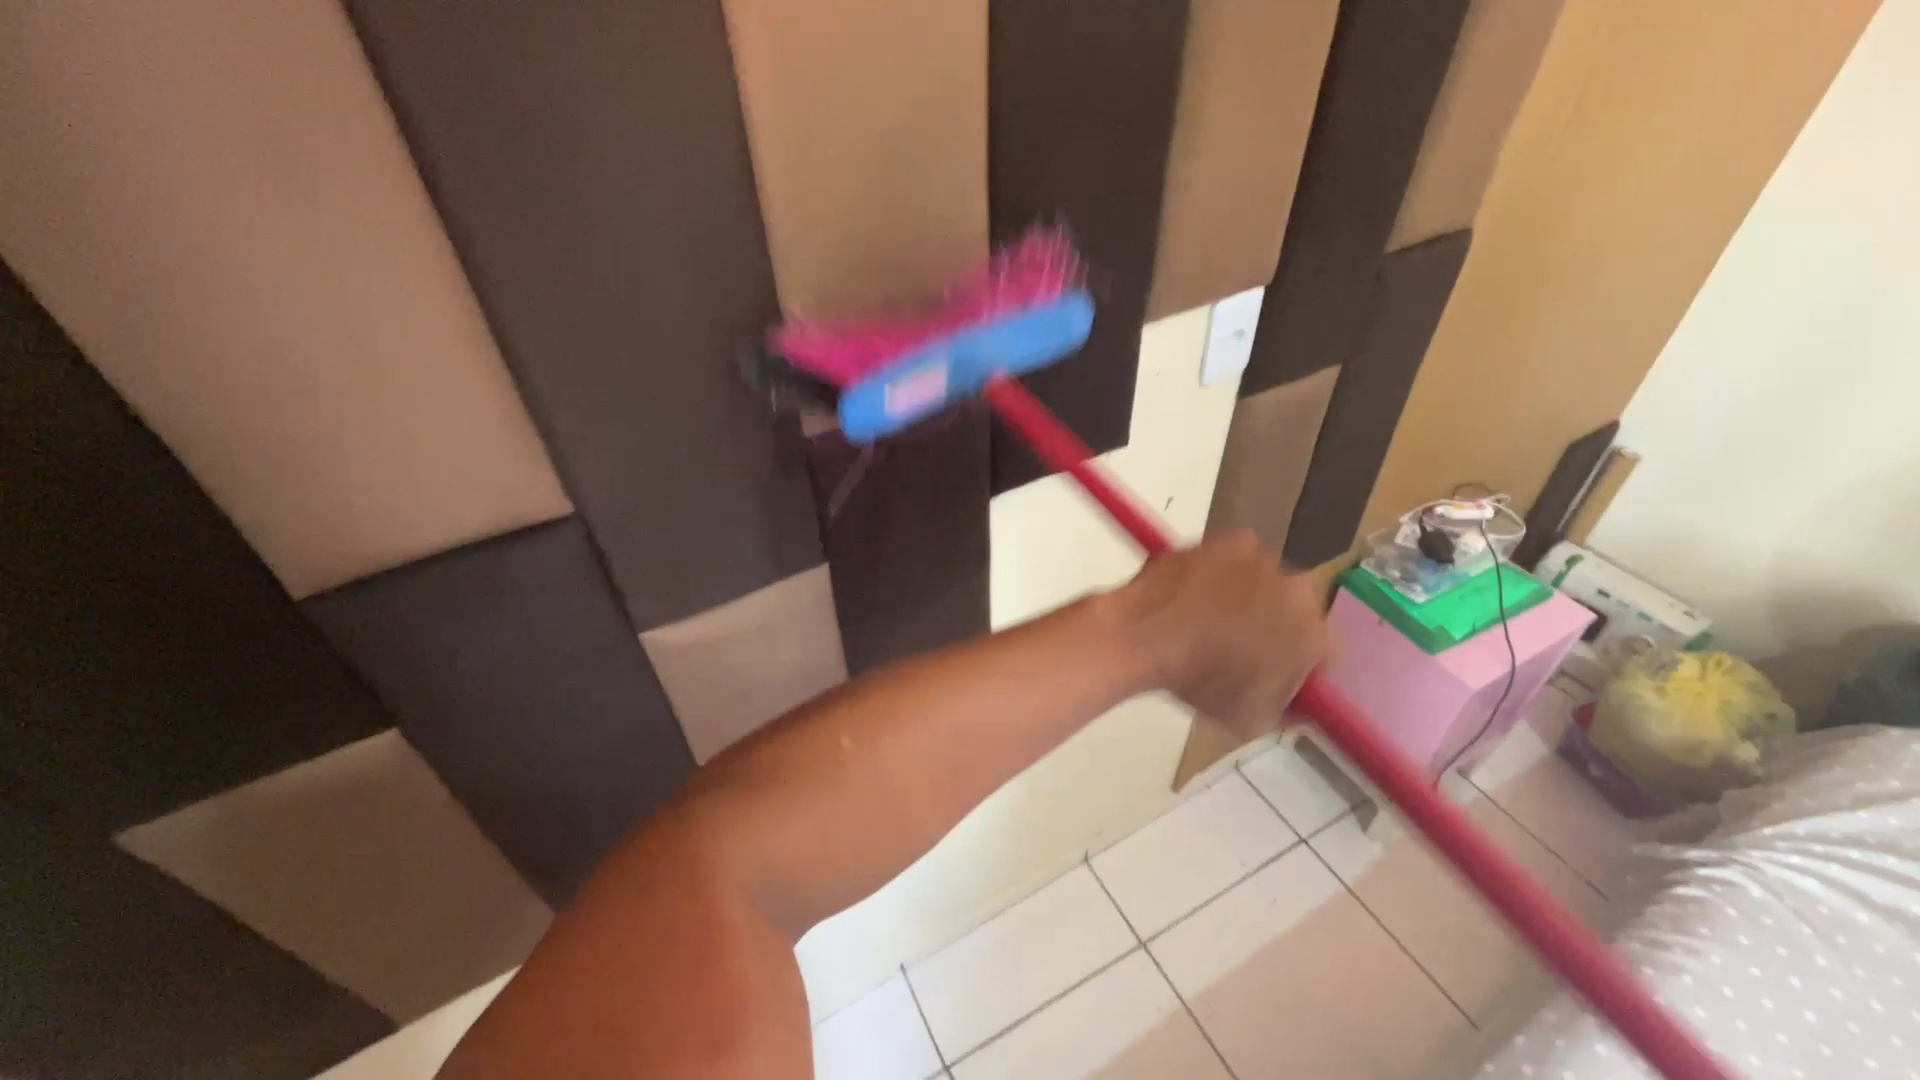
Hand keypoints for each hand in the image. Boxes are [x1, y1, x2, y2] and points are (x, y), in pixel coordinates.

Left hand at [1108, 530, 1327, 737]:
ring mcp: (1259, 557)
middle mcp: (1297, 586)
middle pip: (1295, 609)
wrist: (1145, 634)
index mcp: (1313, 632)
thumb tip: (1294, 701)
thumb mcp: (1252, 717)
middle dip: (1275, 625)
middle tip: (1241, 647)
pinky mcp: (1223, 539)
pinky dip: (1217, 573)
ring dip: (1247, 596)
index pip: (1323, 651)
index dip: (1302, 666)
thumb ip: (1285, 705)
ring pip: (1263, 581)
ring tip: (1209, 619)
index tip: (1278, 674)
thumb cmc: (1201, 681)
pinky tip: (1193, 594)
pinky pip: (1230, 560)